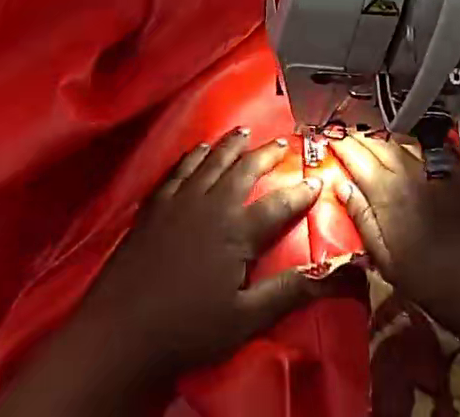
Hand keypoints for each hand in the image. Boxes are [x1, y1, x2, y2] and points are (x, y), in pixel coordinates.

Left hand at [0, 128, 345, 416]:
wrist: (124, 325)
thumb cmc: (190, 327)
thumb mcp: (246, 318)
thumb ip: (288, 291)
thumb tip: (335, 272)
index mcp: (236, 231)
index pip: (277, 206)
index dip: (299, 193)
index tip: (317, 180)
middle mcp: (210, 204)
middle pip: (243, 170)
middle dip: (265, 154)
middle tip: (282, 142)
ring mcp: (179, 198)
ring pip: (210, 161)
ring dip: (230, 145)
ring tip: (244, 132)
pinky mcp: (156, 202)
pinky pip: (180, 168)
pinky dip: (194, 155)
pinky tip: (199, 150)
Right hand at [330, 133, 459, 335]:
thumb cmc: (443, 288)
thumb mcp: (392, 265)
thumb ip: (364, 221)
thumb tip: (340, 185)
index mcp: (388, 193)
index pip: (355, 156)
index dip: (338, 144)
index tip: (323, 137)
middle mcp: (412, 171)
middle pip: (378, 143)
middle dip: (357, 136)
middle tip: (342, 133)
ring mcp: (441, 170)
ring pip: (403, 141)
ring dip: (382, 135)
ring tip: (368, 136)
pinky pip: (432, 147)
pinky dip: (414, 142)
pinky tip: (409, 144)